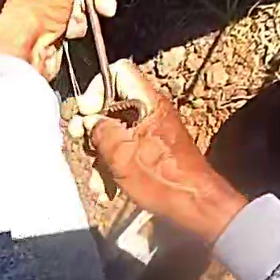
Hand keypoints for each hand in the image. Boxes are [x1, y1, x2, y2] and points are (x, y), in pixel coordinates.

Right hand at [72, 60, 247, 244]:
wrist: (195, 206)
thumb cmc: (164, 180)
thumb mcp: (122, 154)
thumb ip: (100, 130)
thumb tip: (90, 122)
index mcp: (148, 103)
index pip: (118, 72)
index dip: (97, 89)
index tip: (88, 114)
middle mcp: (151, 113)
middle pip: (111, 107)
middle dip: (92, 131)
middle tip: (84, 147)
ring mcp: (151, 134)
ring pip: (115, 135)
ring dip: (100, 159)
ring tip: (97, 183)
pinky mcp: (151, 153)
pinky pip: (125, 153)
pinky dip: (114, 170)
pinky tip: (107, 191)